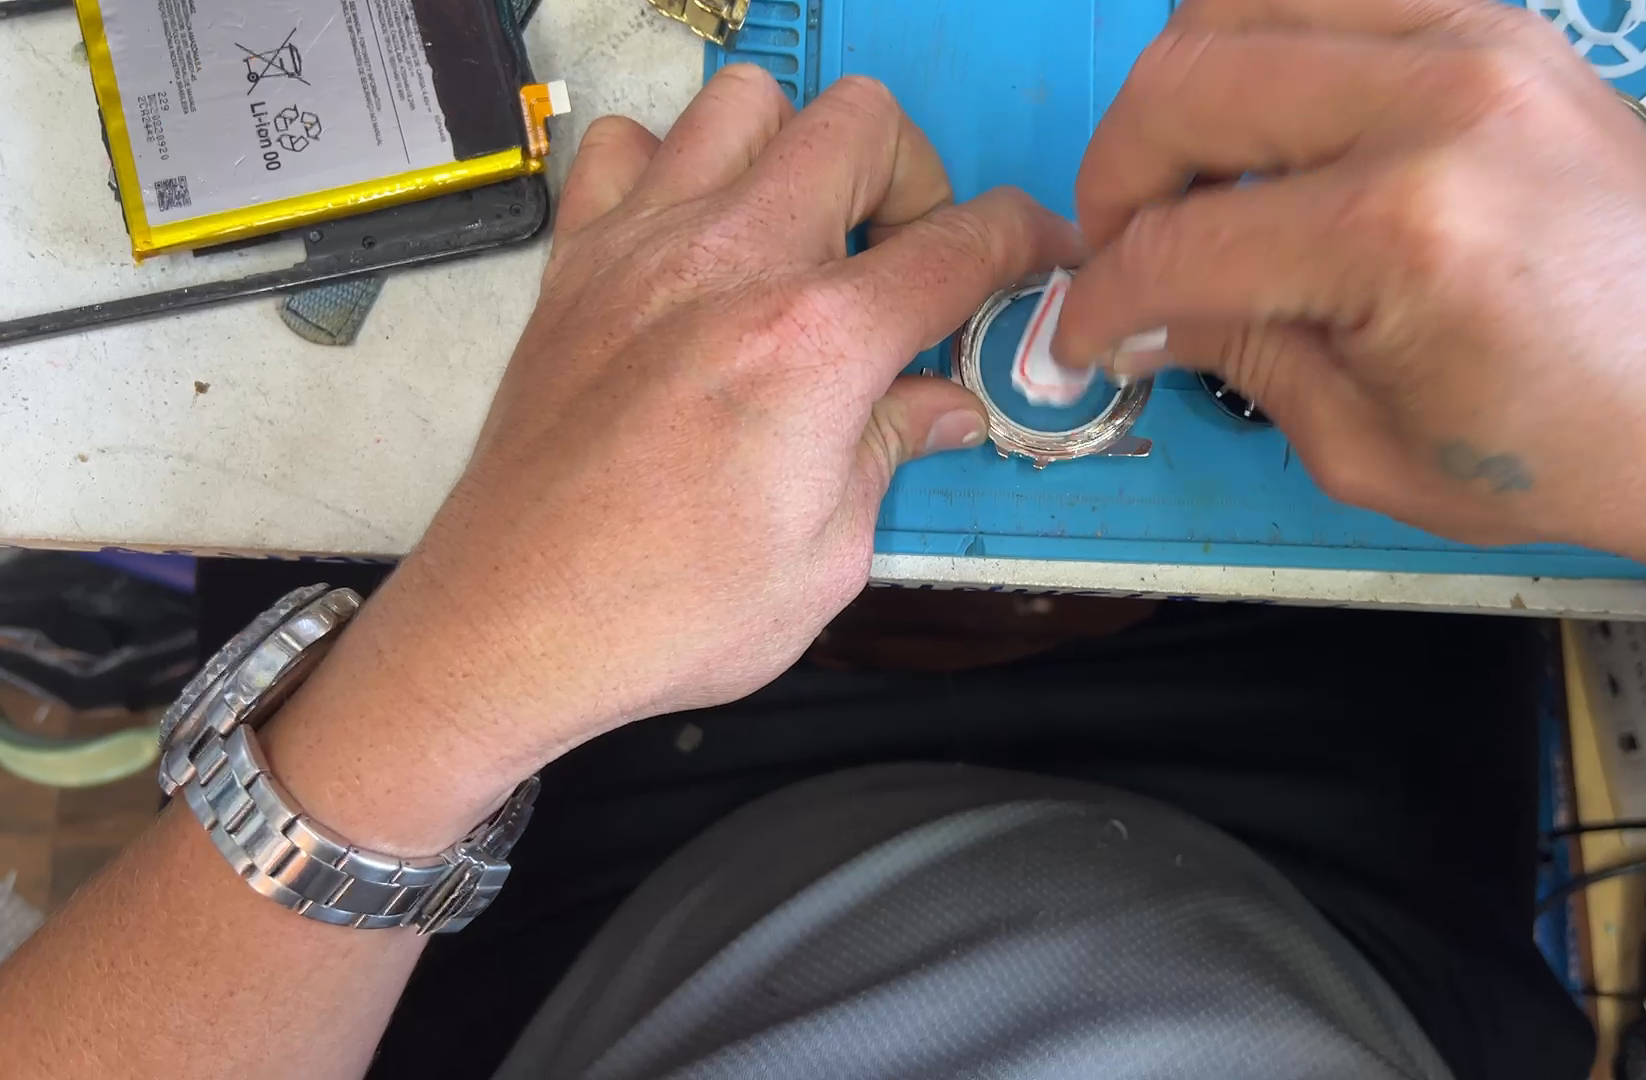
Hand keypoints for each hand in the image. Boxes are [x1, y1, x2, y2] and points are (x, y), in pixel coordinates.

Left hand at [267, 68, 1076, 828]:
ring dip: (802, 159)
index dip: (1026, 239)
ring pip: (747, 102)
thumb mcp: (832, 555)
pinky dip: (683, 171)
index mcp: (816, 346)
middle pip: (861, 125)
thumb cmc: (678, 615)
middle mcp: (731, 264)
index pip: (960, 246)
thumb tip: (950, 405)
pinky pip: (631, 148)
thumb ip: (895, 450)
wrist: (510, 634)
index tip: (1043, 253)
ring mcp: (641, 250)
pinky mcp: (574, 267)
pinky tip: (699, 251)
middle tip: (905, 270)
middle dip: (914, 183)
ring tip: (805, 249)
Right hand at [1055, 0, 1645, 578]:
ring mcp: (1473, 37)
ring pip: (1231, 6)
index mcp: (1398, 237)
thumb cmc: (1533, 458)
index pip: (1175, 243)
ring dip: (1170, 104)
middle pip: (1180, 86)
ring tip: (1180, 191)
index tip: (1079, 339)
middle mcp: (1434, 101)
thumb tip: (1136, 320)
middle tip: (1117, 258)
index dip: (1097, 300)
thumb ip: (1233, 356)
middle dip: (1109, 184)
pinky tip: (1255, 139)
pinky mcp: (1493, 24)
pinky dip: (1248, 56)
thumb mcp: (1350, 445)